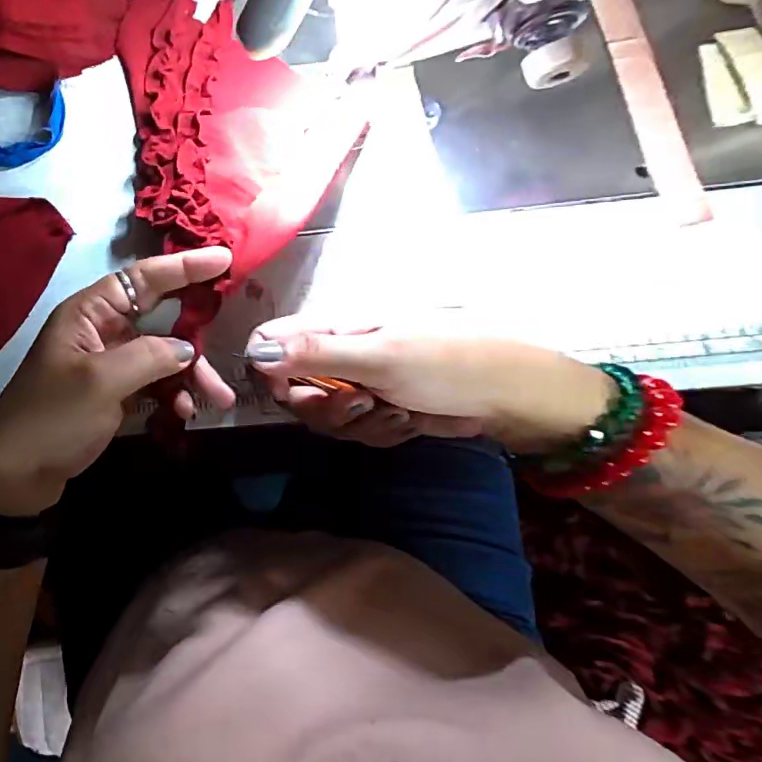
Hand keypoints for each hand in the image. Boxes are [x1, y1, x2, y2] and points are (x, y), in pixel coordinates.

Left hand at [0, 247, 237, 515]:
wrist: (17, 477)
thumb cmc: (52, 419)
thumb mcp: (101, 383)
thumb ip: (150, 357)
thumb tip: (187, 350)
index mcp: (90, 313)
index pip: (143, 278)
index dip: (184, 266)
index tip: (224, 258)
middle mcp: (102, 331)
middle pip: (162, 317)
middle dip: (197, 333)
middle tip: (233, 336)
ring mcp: (111, 362)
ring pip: (165, 355)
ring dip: (193, 375)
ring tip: (219, 400)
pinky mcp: (117, 392)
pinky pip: (157, 383)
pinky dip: (174, 395)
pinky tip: (184, 414)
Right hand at [244, 313, 612, 450]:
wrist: (505, 395)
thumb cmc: (445, 362)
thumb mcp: (378, 356)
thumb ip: (316, 354)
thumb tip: (255, 351)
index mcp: (335, 329)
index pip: (273, 344)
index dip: (273, 372)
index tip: (296, 392)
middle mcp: (339, 355)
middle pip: (296, 391)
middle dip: (327, 409)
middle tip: (365, 403)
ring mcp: (358, 384)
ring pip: (326, 419)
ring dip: (361, 425)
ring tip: (399, 411)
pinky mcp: (378, 410)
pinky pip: (356, 433)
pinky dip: (382, 432)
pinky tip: (410, 421)